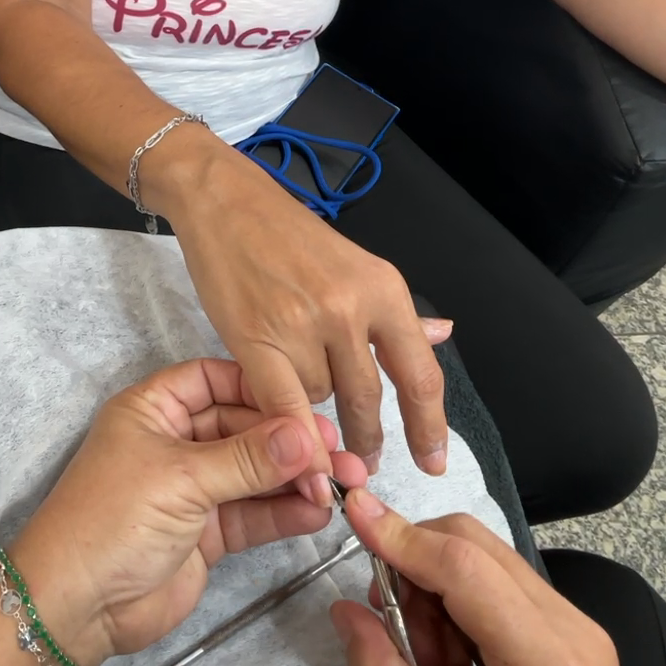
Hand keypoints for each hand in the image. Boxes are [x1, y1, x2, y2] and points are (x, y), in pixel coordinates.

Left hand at [7, 357, 370, 665]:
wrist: (78, 604)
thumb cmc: (115, 517)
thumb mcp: (181, 477)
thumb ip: (247, 459)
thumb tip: (307, 437)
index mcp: (154, 409)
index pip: (211, 379)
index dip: (256, 385)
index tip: (304, 399)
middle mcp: (175, 440)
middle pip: (240, 427)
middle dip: (287, 440)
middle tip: (337, 451)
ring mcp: (192, 487)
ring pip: (252, 472)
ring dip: (295, 477)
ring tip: (345, 483)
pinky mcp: (207, 530)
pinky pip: (252, 513)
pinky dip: (283, 512)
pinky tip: (319, 512)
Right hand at [146, 131, 454, 495]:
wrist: (224, 202)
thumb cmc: (286, 231)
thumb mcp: (354, 263)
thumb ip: (395, 311)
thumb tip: (441, 335)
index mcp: (383, 289)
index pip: (420, 374)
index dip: (429, 427)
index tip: (432, 463)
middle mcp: (350, 309)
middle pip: (369, 397)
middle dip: (367, 436)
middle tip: (361, 460)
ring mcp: (303, 324)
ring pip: (319, 396)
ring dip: (311, 401)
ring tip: (293, 380)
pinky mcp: (256, 337)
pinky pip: (284, 403)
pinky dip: (293, 432)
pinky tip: (297, 455)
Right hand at [331, 492, 632, 665]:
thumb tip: (343, 610)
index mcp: (548, 664)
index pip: (464, 567)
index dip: (402, 536)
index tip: (353, 511)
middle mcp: (570, 627)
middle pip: (471, 543)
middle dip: (413, 564)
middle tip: (389, 622)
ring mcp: (575, 627)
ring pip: (479, 559)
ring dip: (432, 593)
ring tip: (427, 664)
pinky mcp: (568, 632)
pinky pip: (494, 586)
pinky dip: (456, 609)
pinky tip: (453, 665)